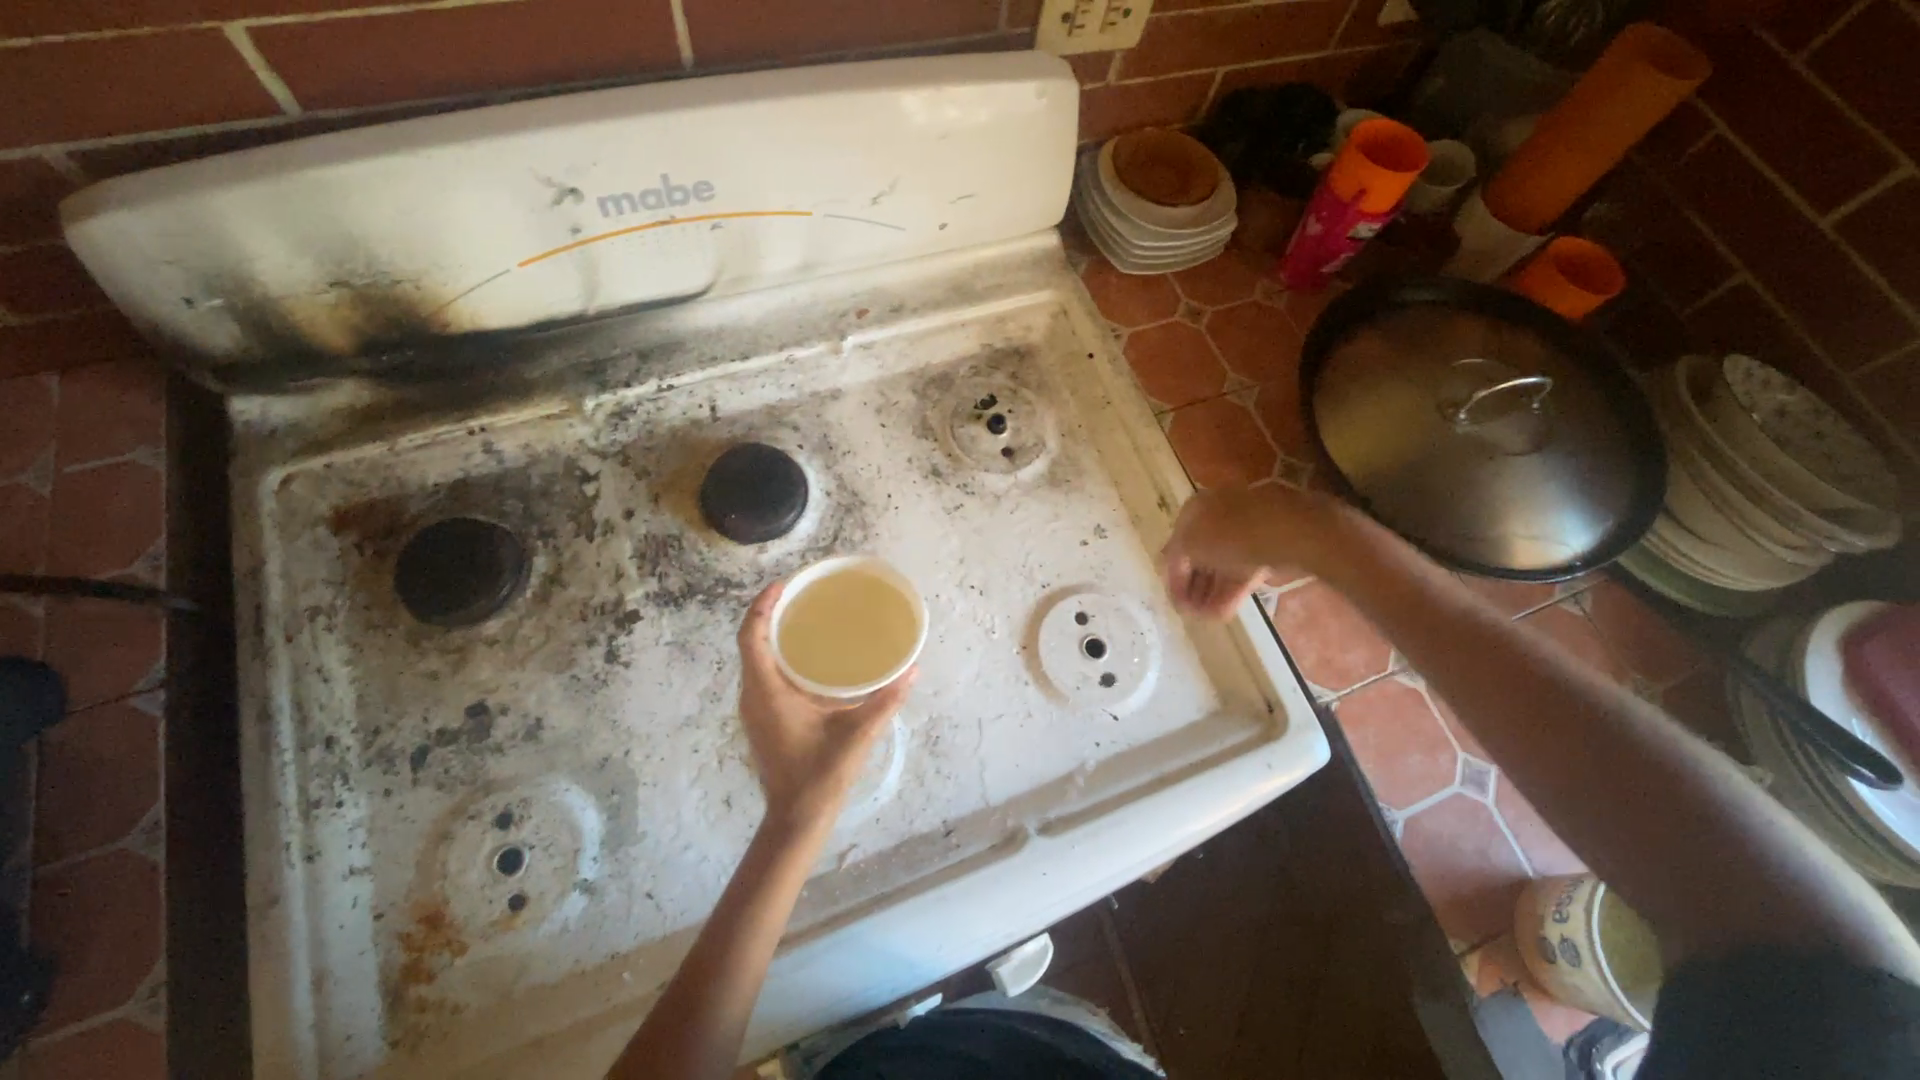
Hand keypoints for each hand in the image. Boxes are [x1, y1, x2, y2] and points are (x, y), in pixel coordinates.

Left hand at [736, 581, 917, 831]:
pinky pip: (761, 675)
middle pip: (750, 643)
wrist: (797, 817)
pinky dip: (775, 656)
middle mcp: (752, 696)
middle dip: (769, 614)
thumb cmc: (821, 775)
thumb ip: (885, 701)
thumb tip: (913, 669)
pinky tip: (805, 657)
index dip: (762, 606)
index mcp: (766, 692)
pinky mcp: (761, 719)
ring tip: (803, 617)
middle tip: (800, 594)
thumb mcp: (857, 735)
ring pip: (754, 660)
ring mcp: (754, 709)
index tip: (784, 585)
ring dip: (771, 635)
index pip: (751, 637)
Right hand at [1161, 485, 1346, 619]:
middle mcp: (1218, 515)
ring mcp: (1245, 532)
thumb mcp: (1190, 545)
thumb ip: (1174, 557)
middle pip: (1200, 556)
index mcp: (1196, 508)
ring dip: (1211, 593)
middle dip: (1193, 586)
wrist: (1288, 532)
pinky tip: (1223, 613)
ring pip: (1221, 566)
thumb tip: (1166, 563)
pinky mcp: (1267, 549)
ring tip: (1206, 618)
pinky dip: (1231, 591)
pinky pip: (1243, 571)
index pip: (1176, 544)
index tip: (1174, 600)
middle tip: (1190, 612)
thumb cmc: (1230, 534)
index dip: (1172, 574)